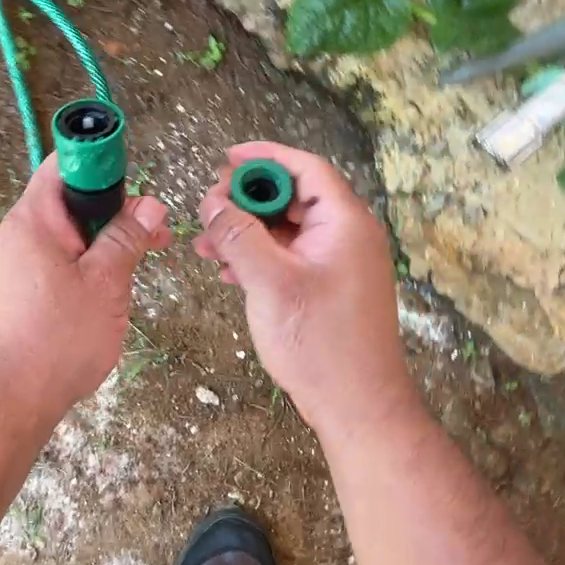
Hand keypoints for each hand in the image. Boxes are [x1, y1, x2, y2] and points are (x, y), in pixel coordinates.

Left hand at [0, 154, 171, 422]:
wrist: (8, 399)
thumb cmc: (58, 338)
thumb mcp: (105, 283)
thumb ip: (126, 238)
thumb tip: (150, 205)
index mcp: (32, 219)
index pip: (62, 164)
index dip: (100, 162)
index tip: (135, 180)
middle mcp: (16, 233)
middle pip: (68, 200)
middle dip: (113, 209)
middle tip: (154, 232)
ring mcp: (14, 262)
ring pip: (66, 234)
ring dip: (104, 240)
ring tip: (143, 259)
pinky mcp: (17, 288)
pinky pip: (56, 259)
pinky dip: (85, 262)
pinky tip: (111, 285)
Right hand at [195, 142, 417, 442]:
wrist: (357, 408)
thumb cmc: (319, 341)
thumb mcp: (269, 281)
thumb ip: (237, 235)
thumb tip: (211, 202)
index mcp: (344, 223)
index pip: (305, 168)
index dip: (265, 157)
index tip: (226, 159)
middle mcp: (345, 235)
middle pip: (291, 196)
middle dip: (246, 199)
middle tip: (208, 209)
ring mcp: (337, 262)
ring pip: (284, 228)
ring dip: (244, 231)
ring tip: (206, 247)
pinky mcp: (327, 285)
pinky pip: (287, 254)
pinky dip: (257, 255)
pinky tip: (228, 272)